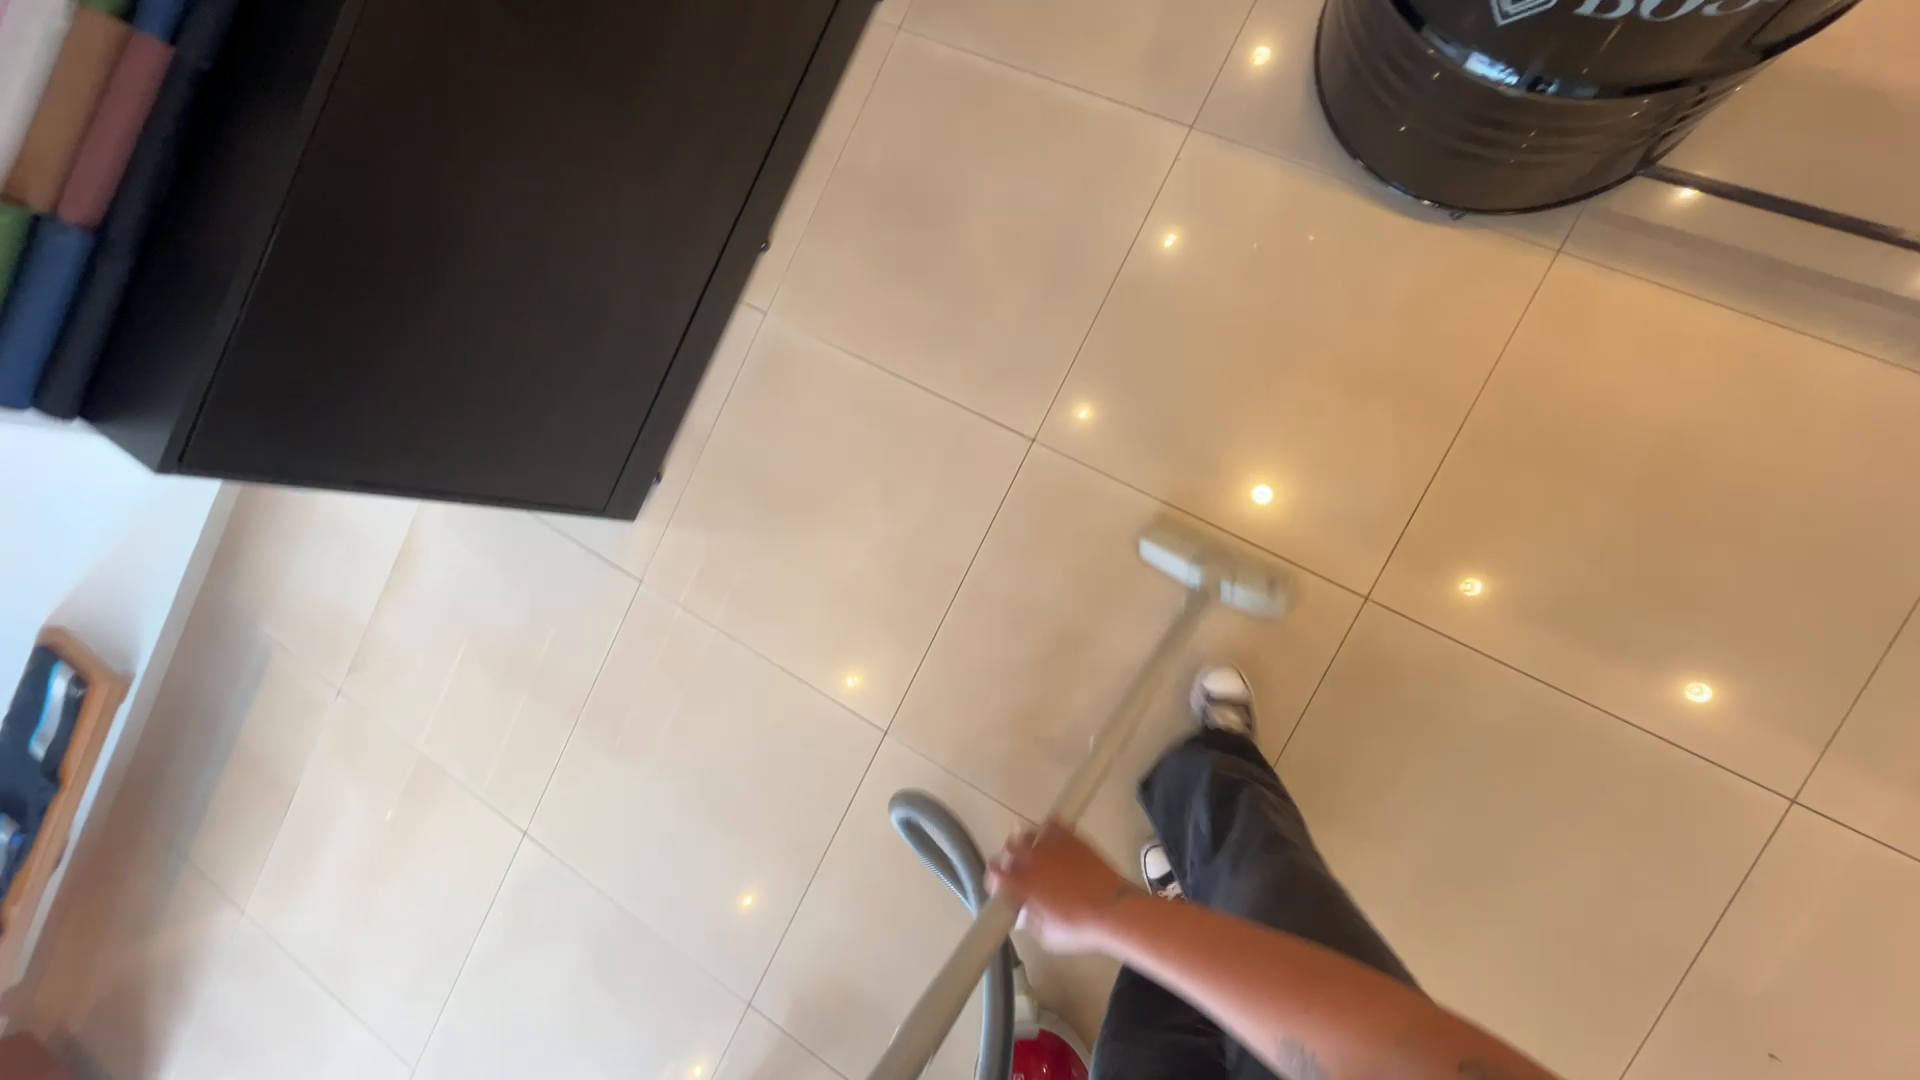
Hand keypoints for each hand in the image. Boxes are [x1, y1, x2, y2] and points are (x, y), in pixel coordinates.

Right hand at [987, 821, 1145, 955]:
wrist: (1112, 909)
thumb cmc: (1080, 926)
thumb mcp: (1047, 935)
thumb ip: (1029, 920)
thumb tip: (1024, 913)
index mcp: (1021, 884)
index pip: (994, 871)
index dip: (995, 877)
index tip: (1000, 883)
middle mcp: (1031, 860)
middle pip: (1009, 847)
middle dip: (1010, 858)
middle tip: (1019, 870)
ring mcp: (1050, 845)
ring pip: (1027, 833)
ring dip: (1028, 843)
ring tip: (1036, 855)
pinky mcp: (1070, 836)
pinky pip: (1052, 823)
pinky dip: (1049, 830)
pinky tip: (1054, 842)